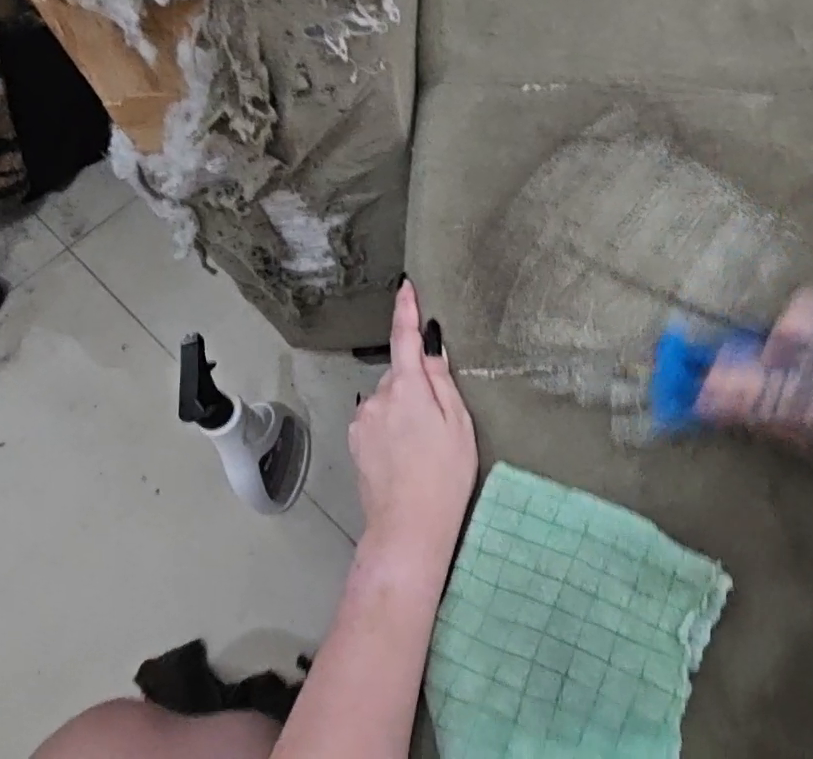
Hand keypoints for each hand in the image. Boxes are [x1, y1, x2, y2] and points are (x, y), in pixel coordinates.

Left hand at [349, 281, 477, 560]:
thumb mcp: (458, 424)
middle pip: (400, 373)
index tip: (406, 287)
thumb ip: (443, 382)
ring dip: (403, 406)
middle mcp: (378, 398)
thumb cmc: (444, 476)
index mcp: (408, 388)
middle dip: (417, 382)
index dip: (406, 310)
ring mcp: (363, 420)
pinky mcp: (355, 441)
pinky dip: (391, 424)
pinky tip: (405, 453)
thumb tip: (431, 350)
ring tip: (423, 444)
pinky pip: (376, 417)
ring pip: (388, 397)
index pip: (404, 338)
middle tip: (440, 418)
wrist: (408, 526)